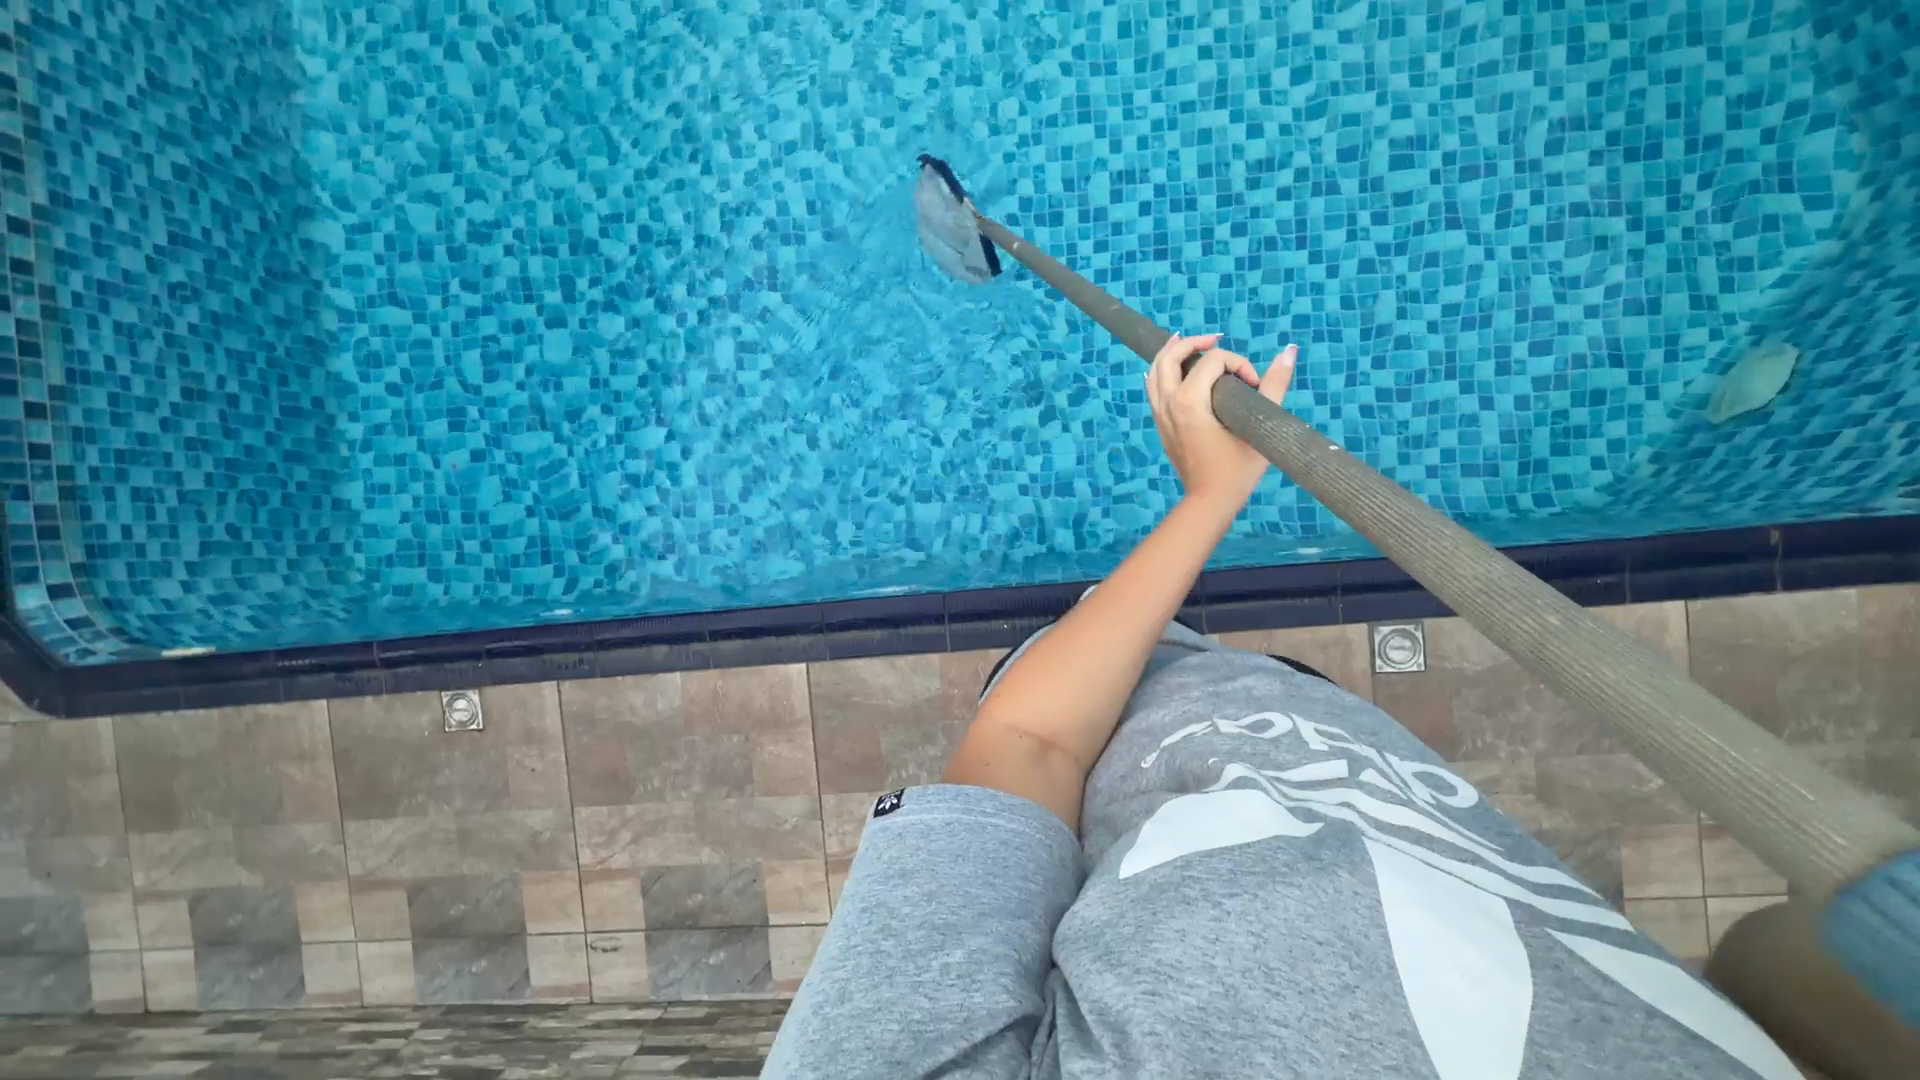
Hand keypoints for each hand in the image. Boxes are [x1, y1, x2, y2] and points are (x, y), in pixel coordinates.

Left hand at [1147, 332, 1297, 510]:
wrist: (1209, 501)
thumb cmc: (1237, 470)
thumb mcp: (1260, 427)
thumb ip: (1274, 386)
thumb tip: (1290, 352)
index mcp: (1189, 403)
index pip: (1211, 361)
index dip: (1237, 363)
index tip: (1255, 385)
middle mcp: (1168, 404)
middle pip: (1170, 357)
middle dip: (1193, 343)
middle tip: (1215, 339)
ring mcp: (1160, 415)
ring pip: (1155, 371)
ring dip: (1171, 353)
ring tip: (1186, 341)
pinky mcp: (1161, 424)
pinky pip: (1153, 389)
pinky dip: (1161, 373)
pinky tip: (1171, 369)